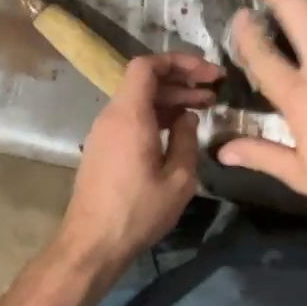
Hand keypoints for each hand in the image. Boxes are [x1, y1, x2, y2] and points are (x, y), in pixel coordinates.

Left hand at [57, 52, 222, 268]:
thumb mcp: (179, 179)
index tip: (208, 73)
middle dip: (182, 80)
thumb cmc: (137, 212)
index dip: (179, 61)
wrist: (91, 244)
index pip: (147, 66)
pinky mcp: (103, 148)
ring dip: (171, 99)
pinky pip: (131, 117)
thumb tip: (188, 118)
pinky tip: (179, 129)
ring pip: (139, 99)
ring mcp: (104, 132)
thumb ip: (186, 140)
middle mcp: (112, 116)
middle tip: (215, 90)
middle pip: (145, 80)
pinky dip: (157, 114)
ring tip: (204, 108)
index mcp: (130, 116)